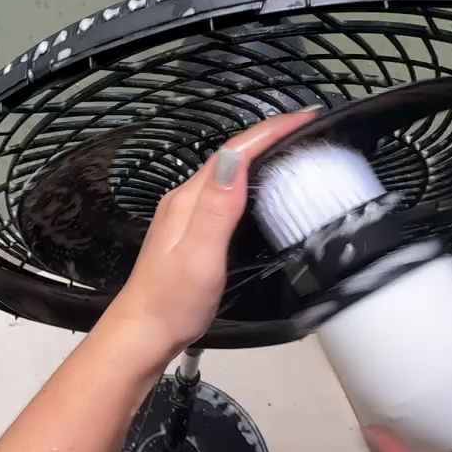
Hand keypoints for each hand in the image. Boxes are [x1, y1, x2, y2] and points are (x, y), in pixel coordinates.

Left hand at [98, 110, 316, 357]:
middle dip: (269, 137)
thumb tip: (234, 162)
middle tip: (307, 129)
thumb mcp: (199, 256)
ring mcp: (186, 216)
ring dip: (259, 156)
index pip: (233, 152)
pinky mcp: (191, 233)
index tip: (305, 117)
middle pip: (231, 157)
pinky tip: (260, 191)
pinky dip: (248, 183)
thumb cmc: (170, 303)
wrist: (144, 333)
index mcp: (188, 201)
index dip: (270, 131)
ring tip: (292, 150)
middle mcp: (185, 202)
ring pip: (227, 174)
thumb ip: (216, 208)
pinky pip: (223, 195)